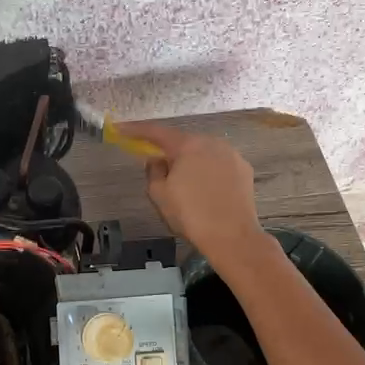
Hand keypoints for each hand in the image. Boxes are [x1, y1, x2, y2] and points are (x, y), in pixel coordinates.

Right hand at [120, 122, 265, 261]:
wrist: (232, 236)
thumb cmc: (191, 215)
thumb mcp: (159, 195)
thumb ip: (153, 171)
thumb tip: (157, 160)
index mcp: (188, 146)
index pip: (156, 132)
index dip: (136, 130)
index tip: (120, 128)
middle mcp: (212, 143)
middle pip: (183, 142)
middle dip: (169, 151)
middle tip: (158, 166)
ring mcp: (232, 155)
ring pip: (203, 153)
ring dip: (191, 162)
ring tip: (186, 184)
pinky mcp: (244, 169)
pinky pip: (219, 164)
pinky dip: (208, 172)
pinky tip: (206, 190)